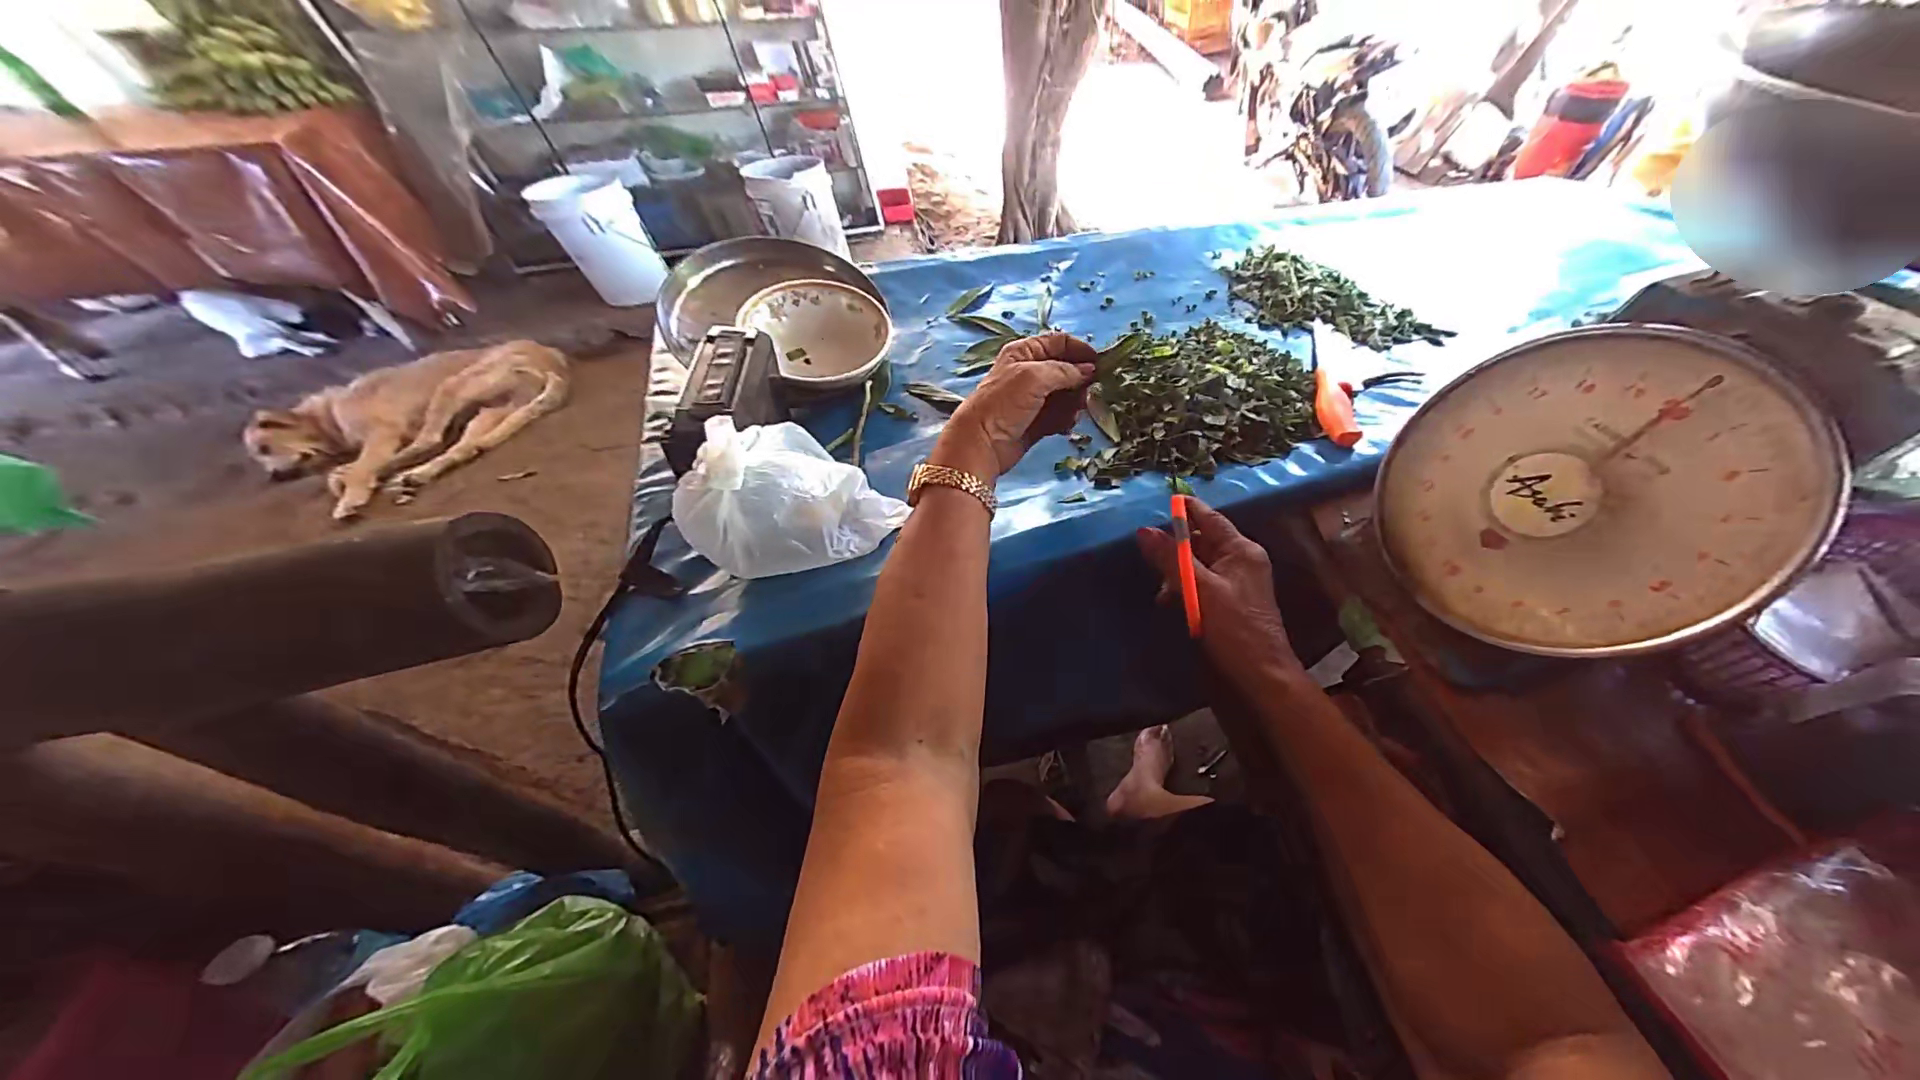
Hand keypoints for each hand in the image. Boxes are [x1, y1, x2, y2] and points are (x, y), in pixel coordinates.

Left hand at [931, 333, 1094, 477]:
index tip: (1100, 363)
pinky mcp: (1036, 423)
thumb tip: (1090, 370)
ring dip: (1075, 403)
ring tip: (1076, 412)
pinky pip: (1060, 416)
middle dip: (1080, 381)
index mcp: (1024, 353)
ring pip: (1066, 395)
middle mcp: (1029, 373)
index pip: (1059, 342)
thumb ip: (1065, 370)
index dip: (1080, 350)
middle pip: (1066, 370)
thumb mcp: (1034, 377)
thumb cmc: (1003, 403)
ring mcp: (1032, 399)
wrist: (981, 443)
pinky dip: (1066, 420)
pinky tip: (1066, 426)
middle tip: (1089, 393)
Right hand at [1137, 497, 1302, 689]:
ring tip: (1161, 590)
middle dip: (1175, 547)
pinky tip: (1170, 602)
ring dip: (1176, 572)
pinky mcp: (1228, 602)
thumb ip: (1171, 558)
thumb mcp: (1198, 589)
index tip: (1161, 500)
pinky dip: (1183, 588)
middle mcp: (1241, 561)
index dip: (1186, 508)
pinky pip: (1200, 583)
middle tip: (1148, 553)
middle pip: (1201, 541)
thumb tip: (1144, 531)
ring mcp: (1236, 582)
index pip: (1210, 518)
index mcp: (1241, 550)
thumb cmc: (1233, 628)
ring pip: (1198, 564)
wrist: (1260, 675)